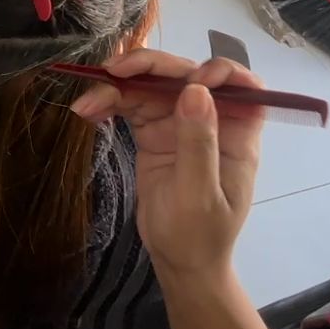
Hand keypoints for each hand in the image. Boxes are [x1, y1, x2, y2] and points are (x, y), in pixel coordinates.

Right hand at [69, 50, 266, 280]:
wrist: (177, 262)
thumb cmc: (200, 236)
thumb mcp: (200, 195)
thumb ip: (198, 143)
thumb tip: (195, 90)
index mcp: (236, 134)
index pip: (243, 87)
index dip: (219, 72)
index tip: (190, 80)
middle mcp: (209, 119)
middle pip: (184, 74)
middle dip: (149, 66)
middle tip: (113, 71)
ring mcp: (178, 122)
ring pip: (150, 84)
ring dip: (116, 85)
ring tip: (87, 102)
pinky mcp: (151, 129)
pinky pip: (129, 104)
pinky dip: (106, 103)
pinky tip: (86, 111)